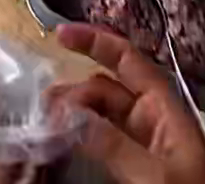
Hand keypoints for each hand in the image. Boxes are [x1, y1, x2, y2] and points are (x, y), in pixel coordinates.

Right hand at [47, 24, 204, 183]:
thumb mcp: (155, 176)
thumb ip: (113, 144)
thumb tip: (70, 113)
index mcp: (163, 104)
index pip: (126, 59)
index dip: (95, 41)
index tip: (60, 34)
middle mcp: (152, 116)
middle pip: (108, 88)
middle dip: (75, 87)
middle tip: (41, 102)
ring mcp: (143, 144)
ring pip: (102, 116)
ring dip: (75, 114)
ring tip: (45, 123)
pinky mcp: (135, 170)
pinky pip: (103, 143)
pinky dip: (82, 137)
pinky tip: (62, 141)